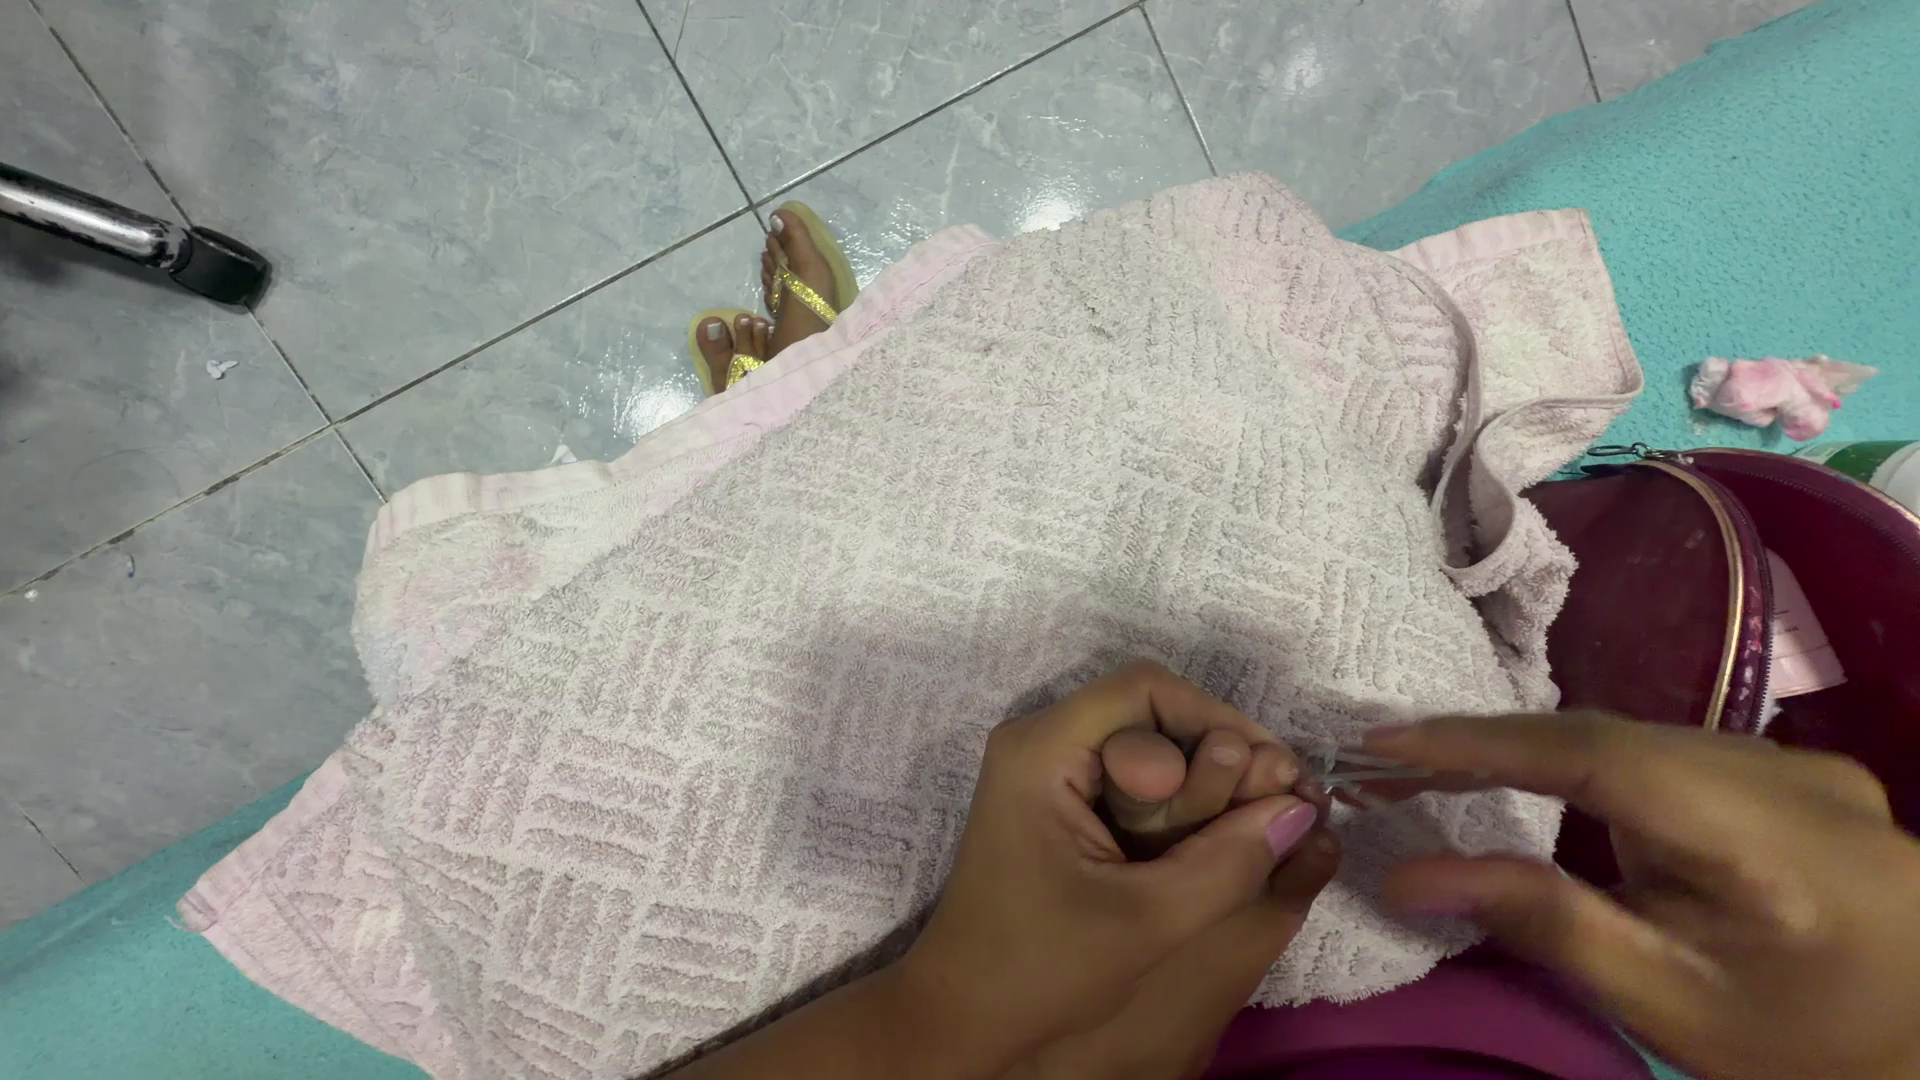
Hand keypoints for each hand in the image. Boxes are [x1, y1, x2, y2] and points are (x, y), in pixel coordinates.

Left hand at [898, 661, 1335, 1073]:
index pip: (1144, 691)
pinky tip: (1209, 839)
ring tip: (1249, 828)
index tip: (1275, 774)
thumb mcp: (1147, 920)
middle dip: (1214, 755)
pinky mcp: (1055, 794)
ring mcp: (1044, 765)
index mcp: (1041, 749)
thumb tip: (1300, 807)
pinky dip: (1173, 801)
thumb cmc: (1043, 968)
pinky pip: (1126, 774)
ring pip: (1141, 743)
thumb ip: (1228, 861)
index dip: (1218, 719)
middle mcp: (1039, 739)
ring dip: (1198, 782)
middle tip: (1274, 807)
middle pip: (1145, 713)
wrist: (968, 1011)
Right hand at [1365, 713, 1919, 1079]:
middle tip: (1385, 764)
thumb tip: (1401, 876)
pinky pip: (1639, 746)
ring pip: (1614, 735)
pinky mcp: (1778, 769)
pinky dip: (1561, 758)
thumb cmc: (1813, 1048)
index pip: (1596, 756)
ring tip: (1432, 769)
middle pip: (1599, 738)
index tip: (1380, 743)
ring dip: (1515, 749)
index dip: (1478, 741)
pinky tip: (1519, 774)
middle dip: (1481, 745)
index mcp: (1775, 840)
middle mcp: (1785, 773)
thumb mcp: (1671, 1005)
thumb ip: (1540, 923)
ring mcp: (1788, 762)